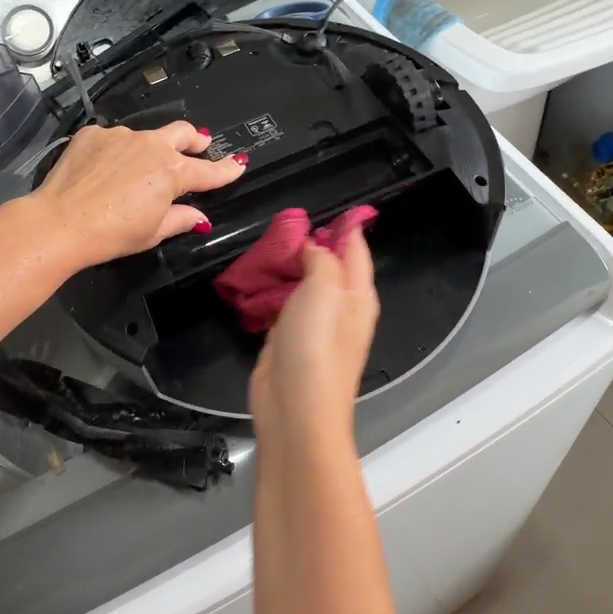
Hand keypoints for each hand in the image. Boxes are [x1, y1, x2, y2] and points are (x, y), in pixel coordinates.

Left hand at [28, 122, 245, 268]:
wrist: (59, 222)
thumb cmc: (111, 235)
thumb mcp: (152, 232)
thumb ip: (180, 218)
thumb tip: (199, 216)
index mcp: (172, 171)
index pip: (208, 171)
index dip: (226, 169)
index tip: (238, 164)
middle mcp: (150, 145)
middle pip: (182, 133)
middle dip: (194, 139)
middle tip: (199, 145)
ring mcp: (120, 135)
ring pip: (143, 137)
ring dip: (147, 150)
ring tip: (134, 172)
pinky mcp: (92, 134)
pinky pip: (112, 139)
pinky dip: (115, 152)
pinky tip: (102, 171)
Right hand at [249, 226, 379, 438]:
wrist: (295, 406)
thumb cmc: (316, 345)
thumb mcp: (324, 289)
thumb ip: (321, 259)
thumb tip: (314, 244)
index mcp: (358, 295)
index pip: (356, 249)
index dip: (344, 226)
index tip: (323, 206)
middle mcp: (339, 307)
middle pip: (327, 265)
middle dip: (308, 243)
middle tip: (282, 223)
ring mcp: (312, 324)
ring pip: (301, 284)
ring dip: (285, 266)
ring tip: (265, 244)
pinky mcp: (286, 338)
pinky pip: (279, 304)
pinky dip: (269, 290)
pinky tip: (254, 278)